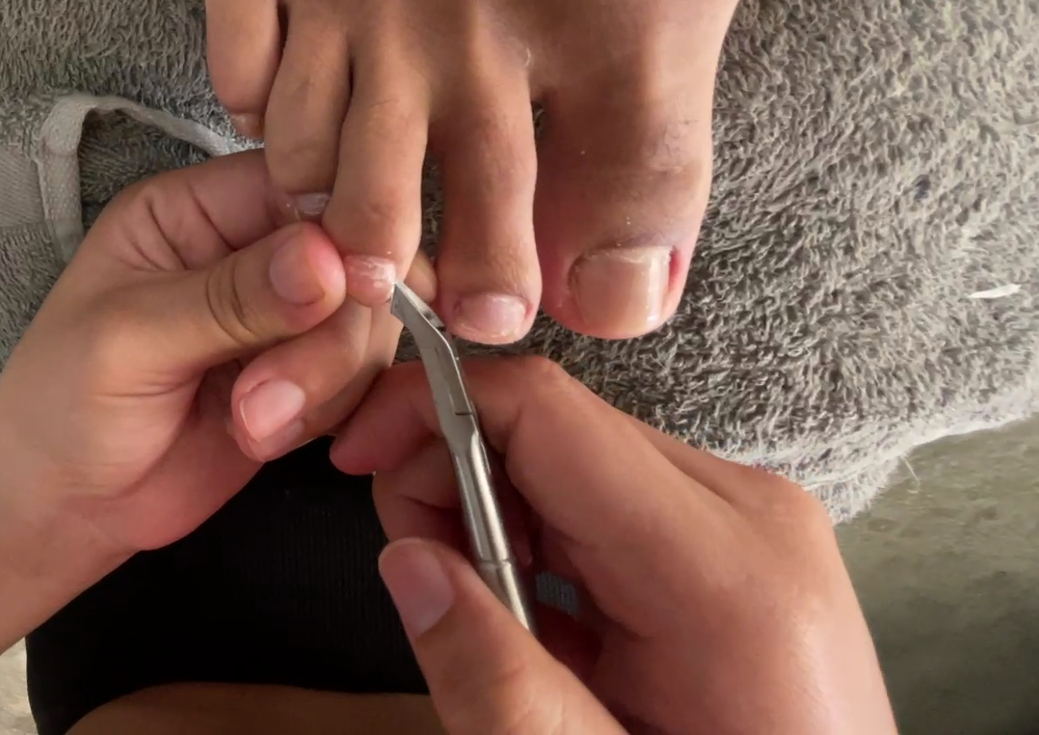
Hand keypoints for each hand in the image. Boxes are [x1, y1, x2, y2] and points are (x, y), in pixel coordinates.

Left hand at [0, 151, 399, 555]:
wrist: (69, 502)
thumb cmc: (65, 401)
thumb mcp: (130, 338)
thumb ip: (228, 299)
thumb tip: (330, 259)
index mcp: (189, 211)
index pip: (293, 180)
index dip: (339, 225)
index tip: (357, 284)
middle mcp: (240, 249)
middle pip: (347, 252)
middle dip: (328, 331)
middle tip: (267, 395)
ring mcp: (275, 315)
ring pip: (363, 318)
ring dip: (325, 380)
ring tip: (252, 423)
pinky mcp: (298, 374)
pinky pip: (360, 374)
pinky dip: (332, 411)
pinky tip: (265, 439)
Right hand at [167, 0, 760, 342]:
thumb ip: (659, 71)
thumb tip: (636, 224)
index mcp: (615, 0)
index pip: (624, 206)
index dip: (602, 281)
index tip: (578, 304)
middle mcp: (465, 22)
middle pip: (455, 218)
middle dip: (466, 285)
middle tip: (456, 303)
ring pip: (324, 170)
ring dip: (346, 211)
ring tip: (355, 220)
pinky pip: (242, 81)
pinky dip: (262, 116)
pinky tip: (280, 109)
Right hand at [331, 358, 894, 733]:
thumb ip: (498, 689)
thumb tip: (407, 560)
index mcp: (723, 571)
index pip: (540, 406)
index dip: (425, 405)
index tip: (355, 458)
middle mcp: (738, 508)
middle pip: (532, 419)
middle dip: (440, 476)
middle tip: (424, 571)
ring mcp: (730, 509)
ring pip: (541, 443)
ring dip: (472, 506)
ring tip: (482, 606)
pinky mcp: (711, 522)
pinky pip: (572, 477)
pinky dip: (515, 524)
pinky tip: (526, 601)